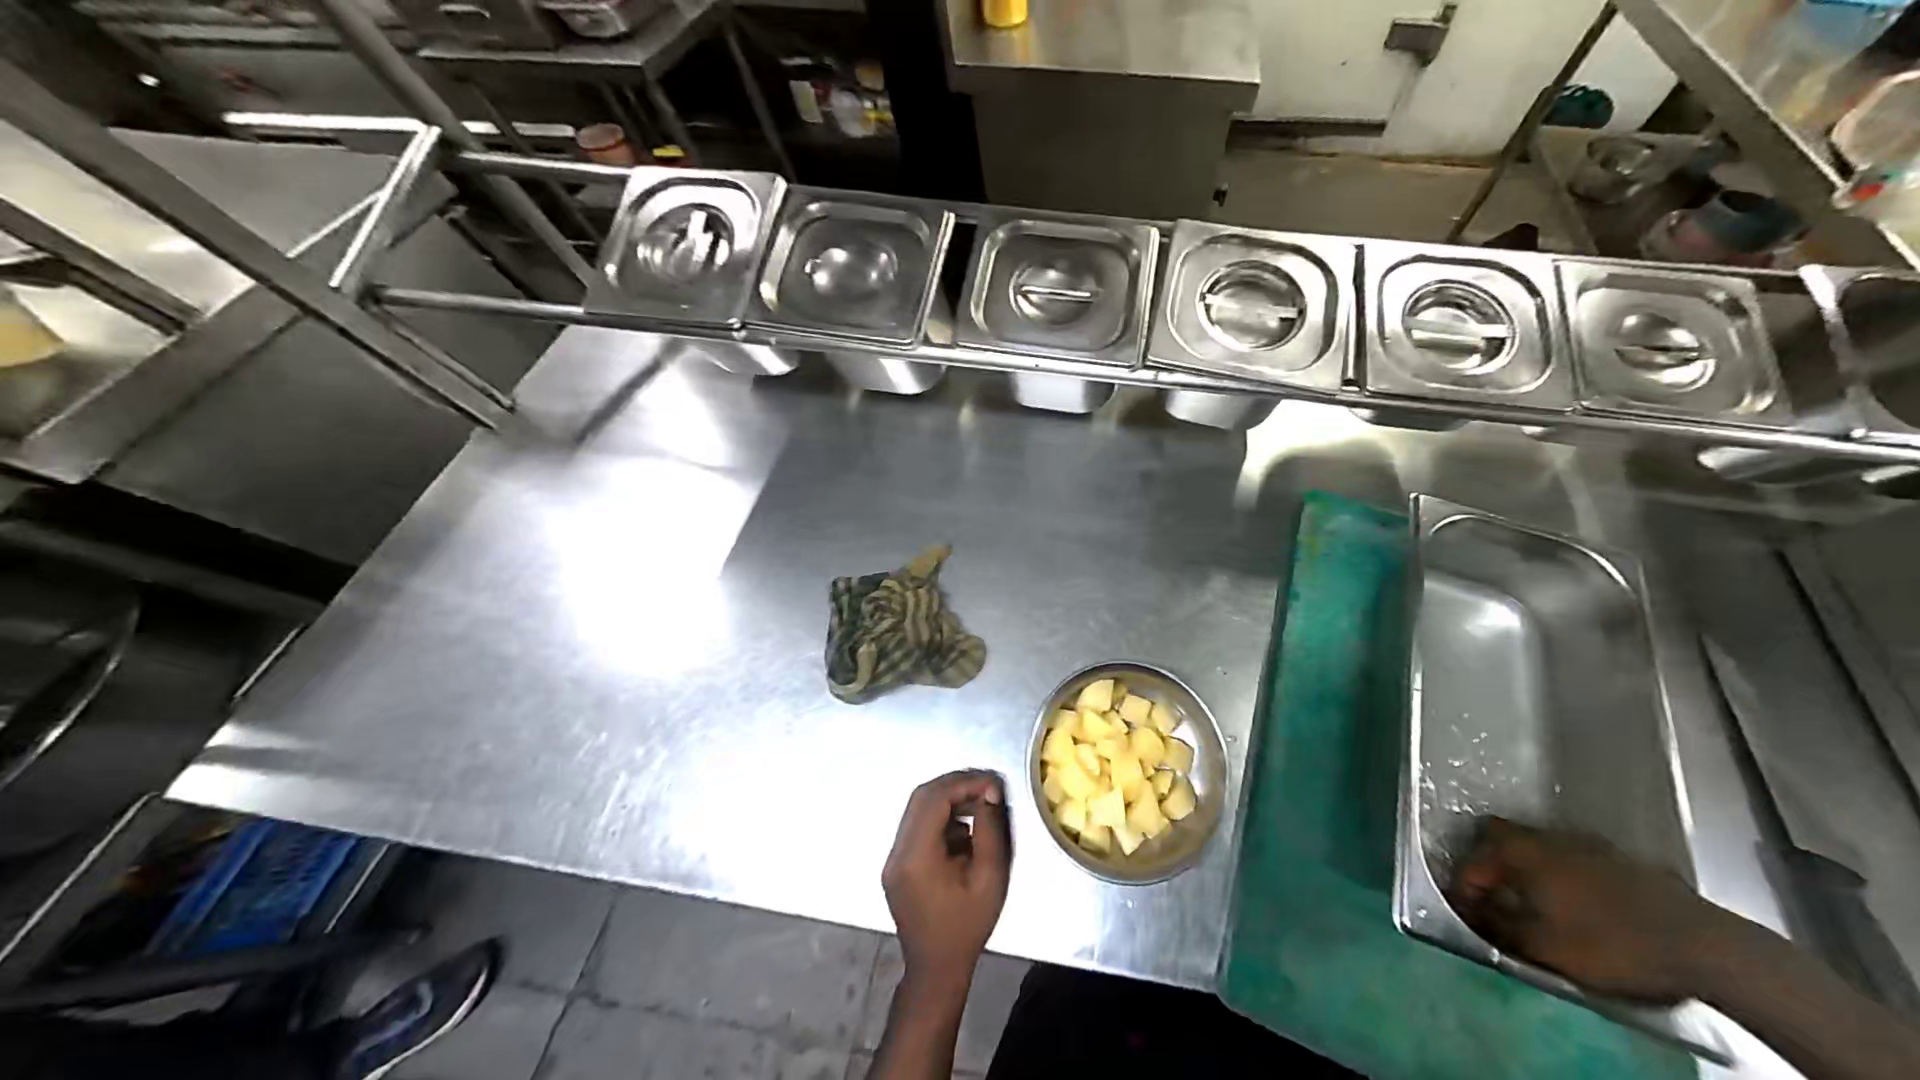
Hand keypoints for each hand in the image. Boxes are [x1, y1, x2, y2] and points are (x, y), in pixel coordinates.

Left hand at [881, 770, 1011, 988]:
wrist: (937, 968)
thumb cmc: (968, 925)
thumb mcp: (990, 878)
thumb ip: (990, 830)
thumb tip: (989, 792)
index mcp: (916, 856)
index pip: (934, 799)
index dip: (964, 783)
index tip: (993, 784)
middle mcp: (897, 851)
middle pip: (921, 798)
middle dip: (955, 786)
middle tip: (987, 787)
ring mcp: (893, 858)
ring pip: (917, 810)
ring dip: (948, 801)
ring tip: (980, 806)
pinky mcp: (896, 865)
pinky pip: (916, 827)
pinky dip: (940, 819)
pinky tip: (964, 833)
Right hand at [1451, 817, 1725, 1002]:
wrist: (1709, 949)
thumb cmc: (1613, 945)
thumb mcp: (1545, 947)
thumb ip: (1500, 926)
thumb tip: (1474, 912)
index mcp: (1522, 853)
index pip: (1473, 863)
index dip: (1464, 889)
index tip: (1469, 914)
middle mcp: (1549, 838)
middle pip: (1503, 837)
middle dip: (1493, 861)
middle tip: (1496, 893)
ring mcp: (1592, 846)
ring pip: (1543, 846)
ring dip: (1532, 867)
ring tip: (1538, 900)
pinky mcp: (1627, 862)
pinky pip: (1580, 861)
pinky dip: (1570, 876)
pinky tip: (1584, 902)